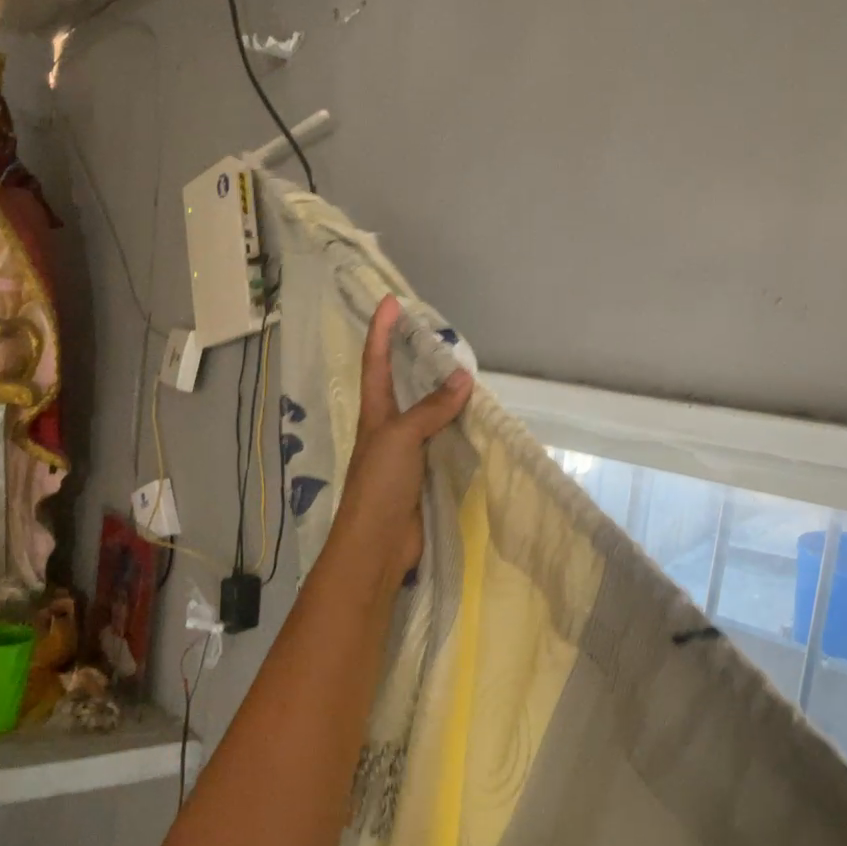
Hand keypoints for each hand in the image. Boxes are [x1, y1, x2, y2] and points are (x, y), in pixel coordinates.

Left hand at [324, 295, 472, 588]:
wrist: (377, 544)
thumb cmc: (380, 485)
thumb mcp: (402, 438)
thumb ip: (431, 409)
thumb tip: (462, 377)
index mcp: (374, 415)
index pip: (375, 363)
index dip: (380, 332)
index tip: (390, 301)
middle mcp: (387, 430)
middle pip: (398, 386)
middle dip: (410, 358)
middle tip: (433, 332)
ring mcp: (405, 455)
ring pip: (424, 415)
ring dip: (438, 394)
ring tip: (462, 372)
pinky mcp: (422, 477)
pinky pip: (440, 444)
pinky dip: (454, 429)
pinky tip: (472, 423)